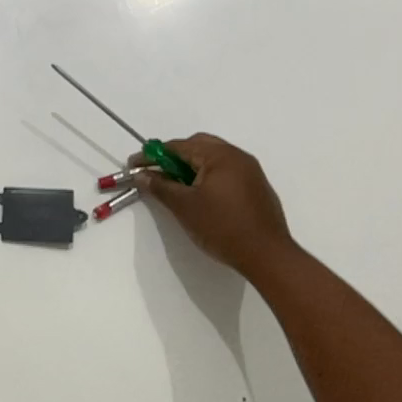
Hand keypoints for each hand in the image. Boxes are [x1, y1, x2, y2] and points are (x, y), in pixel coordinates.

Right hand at [133, 133, 300, 278]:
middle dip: (174, 157)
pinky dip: (208, 176)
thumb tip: (141, 175)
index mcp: (220, 156)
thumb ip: (161, 187)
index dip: (153, 155)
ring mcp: (250, 171)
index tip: (134, 165)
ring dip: (191, 166)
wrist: (267, 255)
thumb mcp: (185, 207)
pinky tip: (201, 196)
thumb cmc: (222, 227)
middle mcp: (237, 156)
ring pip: (213, 158)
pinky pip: (226, 171)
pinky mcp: (256, 186)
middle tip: (156, 174)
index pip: (179, 147)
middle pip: (198, 145)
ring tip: (176, 186)